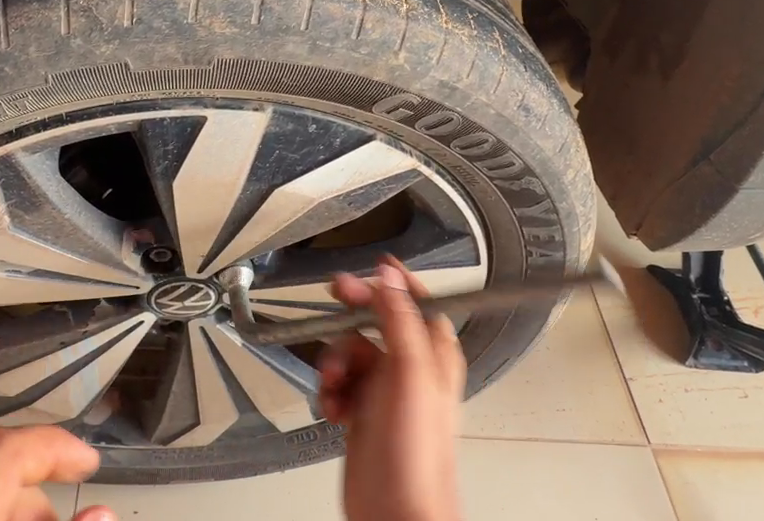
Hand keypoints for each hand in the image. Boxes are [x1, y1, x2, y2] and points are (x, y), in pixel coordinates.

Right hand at [319, 257, 464, 520]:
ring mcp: (385, 392)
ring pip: (350, 352)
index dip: (395, 282)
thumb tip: (389, 278)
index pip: (416, 302)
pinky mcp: (362, 413)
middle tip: (336, 297)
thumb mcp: (410, 373)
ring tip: (334, 381)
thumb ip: (400, 319)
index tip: (373, 267)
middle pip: (375, 321)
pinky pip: (338, 384)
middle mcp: (410, 369)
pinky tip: (332, 405)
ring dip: (335, 362)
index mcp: (433, 355)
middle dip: (351, 316)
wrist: (395, 512)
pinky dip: (329, 389)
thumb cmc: (418, 456)